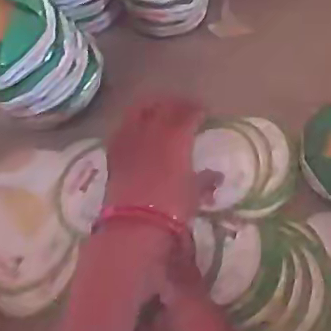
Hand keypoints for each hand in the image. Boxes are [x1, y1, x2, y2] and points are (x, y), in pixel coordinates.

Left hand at [104, 95, 205, 222]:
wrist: (134, 225)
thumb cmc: (172, 207)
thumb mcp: (193, 193)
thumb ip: (205, 180)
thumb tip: (217, 176)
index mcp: (177, 136)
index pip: (189, 112)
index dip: (197, 110)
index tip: (204, 113)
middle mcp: (153, 130)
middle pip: (164, 106)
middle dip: (176, 104)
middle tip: (183, 109)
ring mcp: (130, 139)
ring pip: (139, 110)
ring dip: (151, 107)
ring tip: (158, 112)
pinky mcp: (113, 152)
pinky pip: (122, 128)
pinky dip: (131, 124)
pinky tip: (136, 130)